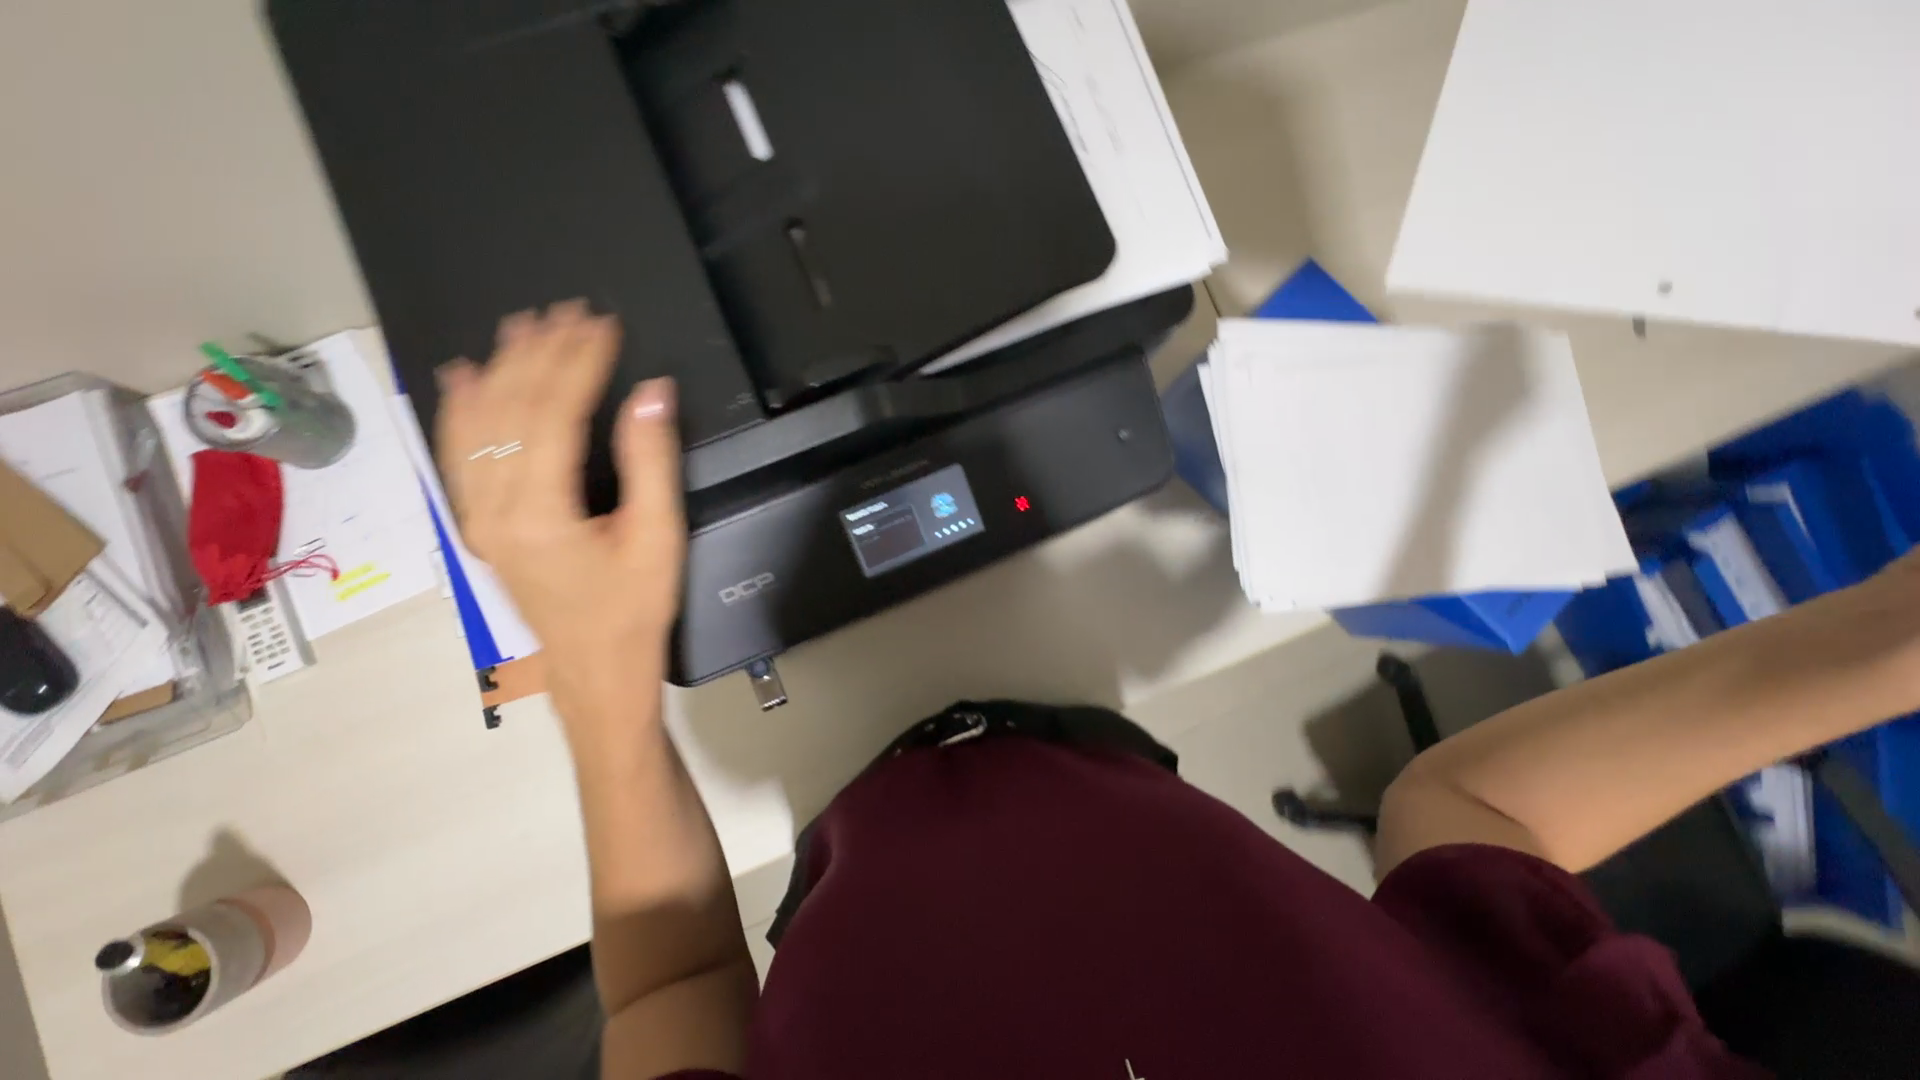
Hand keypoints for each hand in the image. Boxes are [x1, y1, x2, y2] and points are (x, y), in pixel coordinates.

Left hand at [434, 301, 683, 716]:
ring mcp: (478, 518)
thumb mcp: (658, 537)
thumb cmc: (634, 610)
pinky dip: (459, 411)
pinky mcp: (479, 525)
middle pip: (510, 411)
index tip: (601, 325)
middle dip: (540, 355)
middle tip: (566, 313)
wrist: (596, 670)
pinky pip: (458, 456)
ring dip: (500, 371)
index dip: (578, 363)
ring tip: (520, 327)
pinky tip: (461, 378)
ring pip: (477, 426)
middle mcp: (494, 509)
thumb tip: (652, 394)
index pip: (553, 414)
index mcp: (541, 512)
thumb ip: (650, 462)